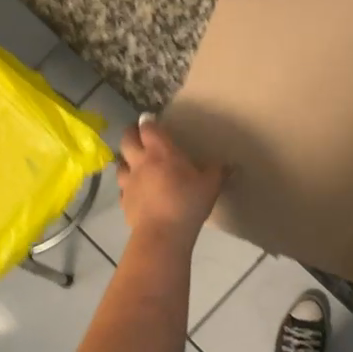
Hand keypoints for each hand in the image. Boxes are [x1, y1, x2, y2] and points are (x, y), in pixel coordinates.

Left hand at [117, 116, 224, 246]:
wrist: (162, 233)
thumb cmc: (187, 202)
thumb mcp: (210, 185)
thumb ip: (219, 172)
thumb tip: (232, 165)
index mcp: (161, 151)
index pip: (148, 128)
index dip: (147, 121)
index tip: (150, 118)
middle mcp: (140, 161)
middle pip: (127, 139)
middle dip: (131, 134)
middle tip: (138, 134)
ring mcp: (129, 182)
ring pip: (120, 163)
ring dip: (126, 159)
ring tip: (133, 162)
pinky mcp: (124, 201)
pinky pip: (122, 188)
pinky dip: (127, 185)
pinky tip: (135, 190)